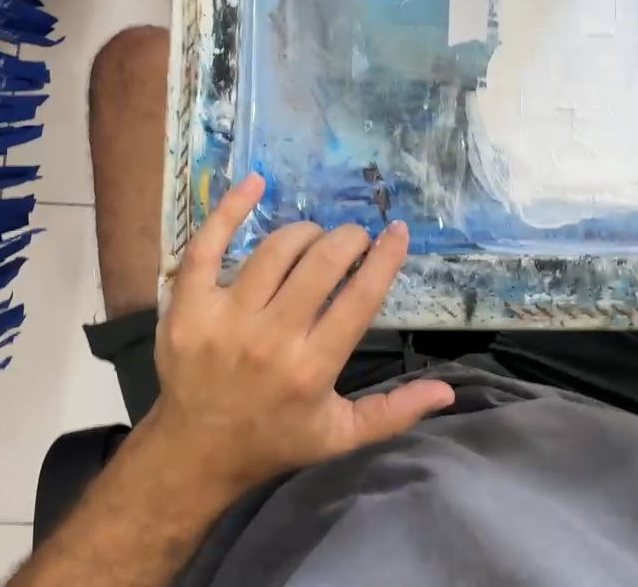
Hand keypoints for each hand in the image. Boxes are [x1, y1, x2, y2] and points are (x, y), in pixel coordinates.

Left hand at [145, 173, 455, 492]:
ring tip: (316, 238)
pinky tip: (255, 183)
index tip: (397, 231)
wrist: (193, 454)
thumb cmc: (273, 440)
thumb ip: (393, 412)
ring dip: (306, 233)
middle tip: (354, 240)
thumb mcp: (339, 436)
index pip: (360, 297)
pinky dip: (230, 209)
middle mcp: (271, 339)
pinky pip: (206, 246)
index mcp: (312, 369)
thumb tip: (449, 389)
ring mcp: (225, 319)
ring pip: (276, 250)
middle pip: (322, 263)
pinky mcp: (188, 306)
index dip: (385, 257)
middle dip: (348, 239)